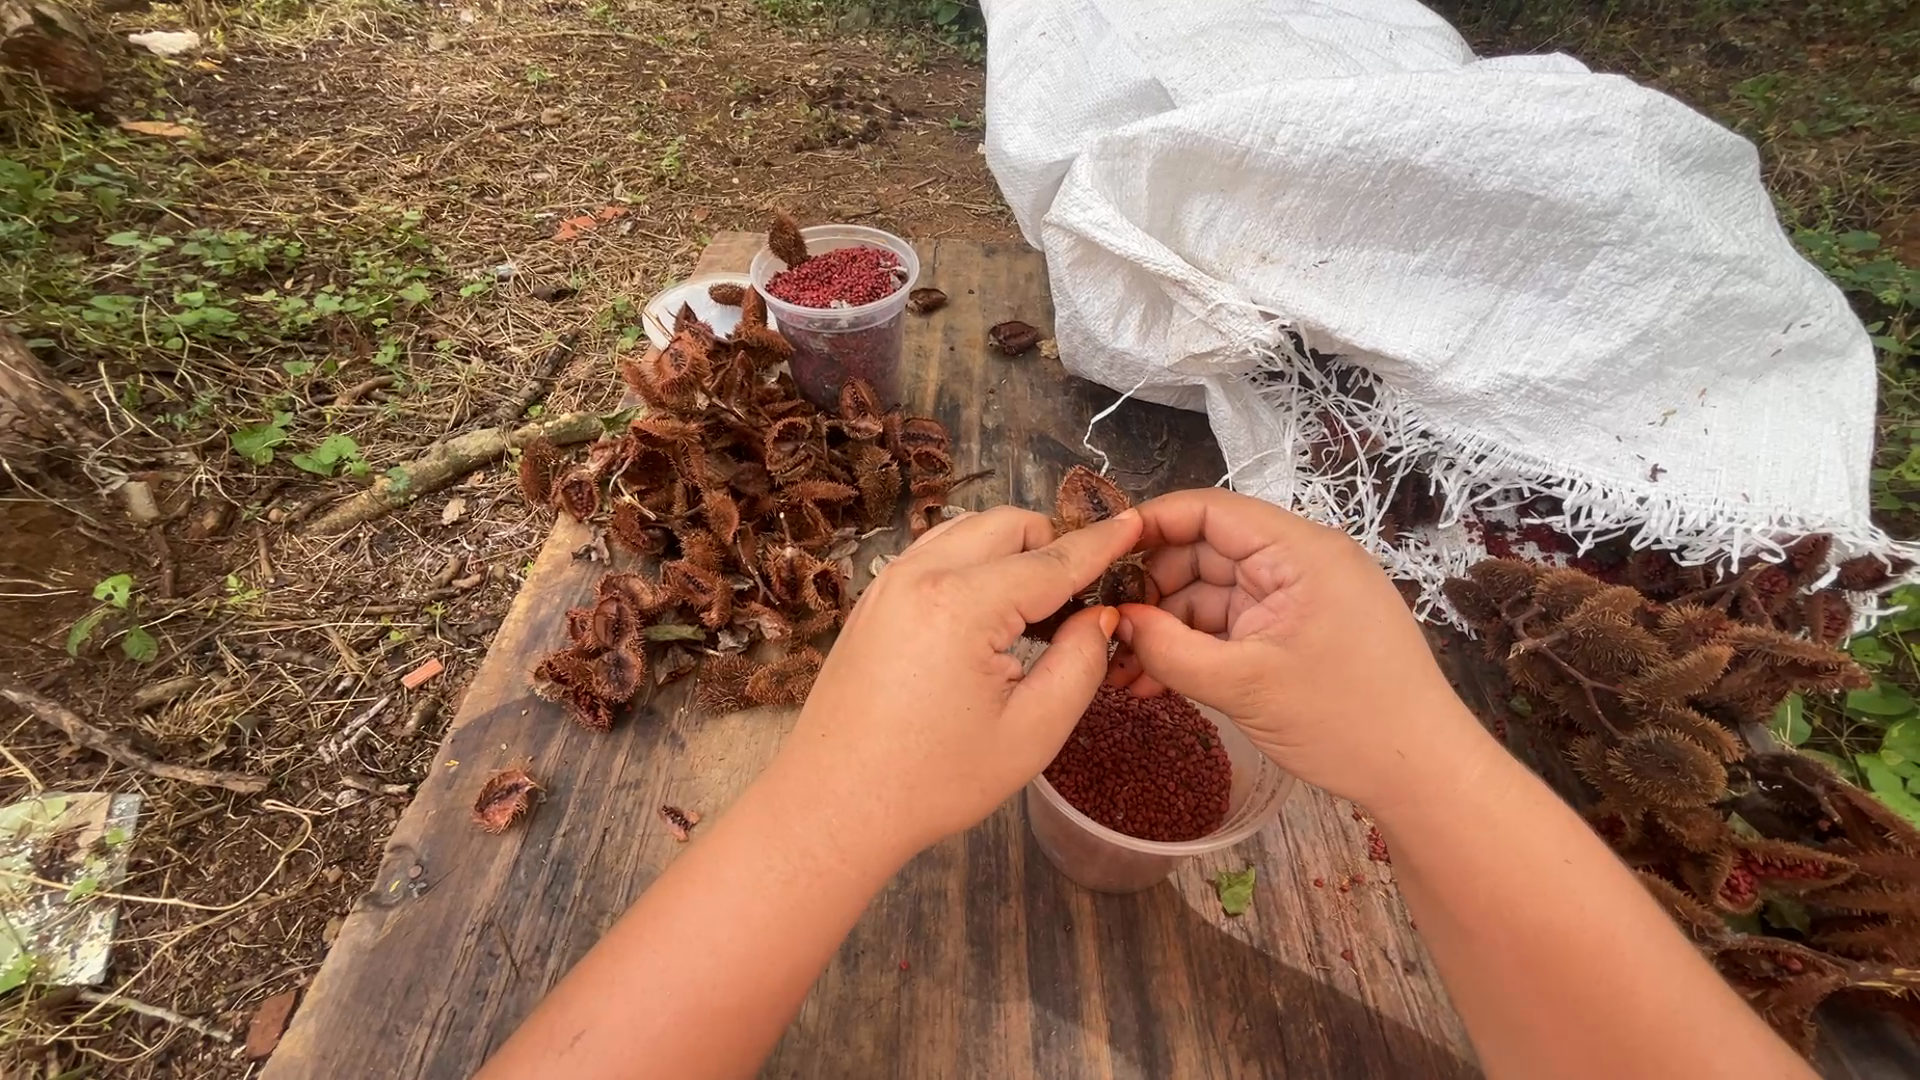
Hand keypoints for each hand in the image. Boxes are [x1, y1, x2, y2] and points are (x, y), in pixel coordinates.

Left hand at [777, 505, 1142, 857]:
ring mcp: (889, 580)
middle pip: (1008, 524)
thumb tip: (1100, 615)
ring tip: (1031, 607)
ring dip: (1010, 549)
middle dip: (1052, 543)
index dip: (1101, 543)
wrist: (833, 803)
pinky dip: (972, 562)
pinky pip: (936, 551)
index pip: (1052, 560)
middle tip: (1076, 596)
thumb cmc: (933, 780)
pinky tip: (983, 612)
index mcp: (962, 604)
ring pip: (969, 530)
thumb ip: (1079, 662)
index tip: (1136, 522)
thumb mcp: (1031, 733)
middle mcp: (920, 574)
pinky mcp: (874, 597)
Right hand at [1106, 488, 1488, 809]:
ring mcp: (1292, 600)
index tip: (1101, 553)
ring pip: (1207, 597)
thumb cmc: (1346, 721)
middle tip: (1104, 626)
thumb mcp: (1244, 685)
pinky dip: (1190, 650)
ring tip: (1121, 668)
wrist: (1422, 781)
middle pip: (1201, 555)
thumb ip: (1168, 650)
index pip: (1210, 511)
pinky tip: (1152, 682)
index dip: (1151, 524)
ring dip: (1163, 629)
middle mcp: (1296, 564)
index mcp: (1300, 552)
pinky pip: (1225, 628)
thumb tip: (1113, 623)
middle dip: (1150, 591)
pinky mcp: (1288, 633)